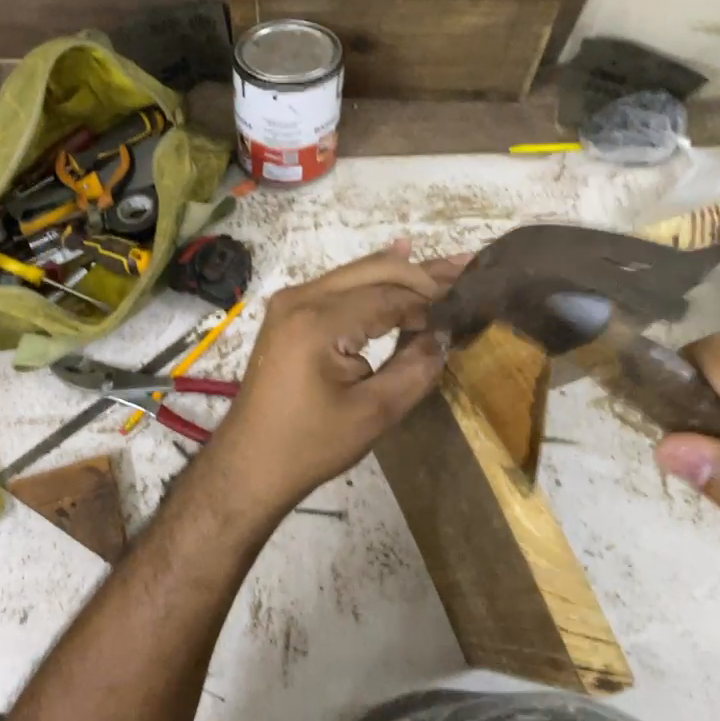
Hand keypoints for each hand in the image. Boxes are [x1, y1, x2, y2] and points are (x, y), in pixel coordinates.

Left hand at [203, 240, 469, 514]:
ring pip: (354, 275)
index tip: (469, 301)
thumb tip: (445, 333)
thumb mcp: (374, 412)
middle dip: (420, 272)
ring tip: (444, 265)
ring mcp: (289, 302)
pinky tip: (398, 258)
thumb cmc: (310, 443)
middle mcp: (300, 298)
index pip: (388, 297)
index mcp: (318, 321)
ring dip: (398, 273)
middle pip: (371, 272)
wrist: (251, 461)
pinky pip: (337, 287)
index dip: (430, 301)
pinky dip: (371, 281)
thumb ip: (415, 368)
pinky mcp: (288, 313)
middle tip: (467, 264)